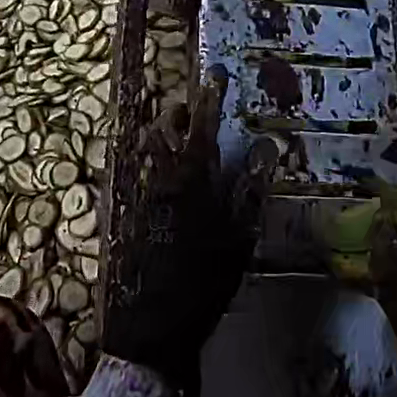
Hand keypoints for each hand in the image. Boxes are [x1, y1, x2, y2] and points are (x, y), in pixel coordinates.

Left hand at [102, 67, 278, 386]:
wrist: (153, 321)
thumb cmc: (202, 283)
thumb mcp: (238, 240)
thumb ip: (250, 190)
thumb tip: (265, 149)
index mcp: (192, 181)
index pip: (202, 127)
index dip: (211, 98)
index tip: (217, 75)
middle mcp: (161, 180)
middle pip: (165, 129)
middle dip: (181, 111)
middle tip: (197, 109)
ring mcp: (142, 194)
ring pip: (149, 147)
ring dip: (165, 133)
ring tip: (183, 132)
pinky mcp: (131, 210)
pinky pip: (143, 170)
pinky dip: (155, 159)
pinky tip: (169, 172)